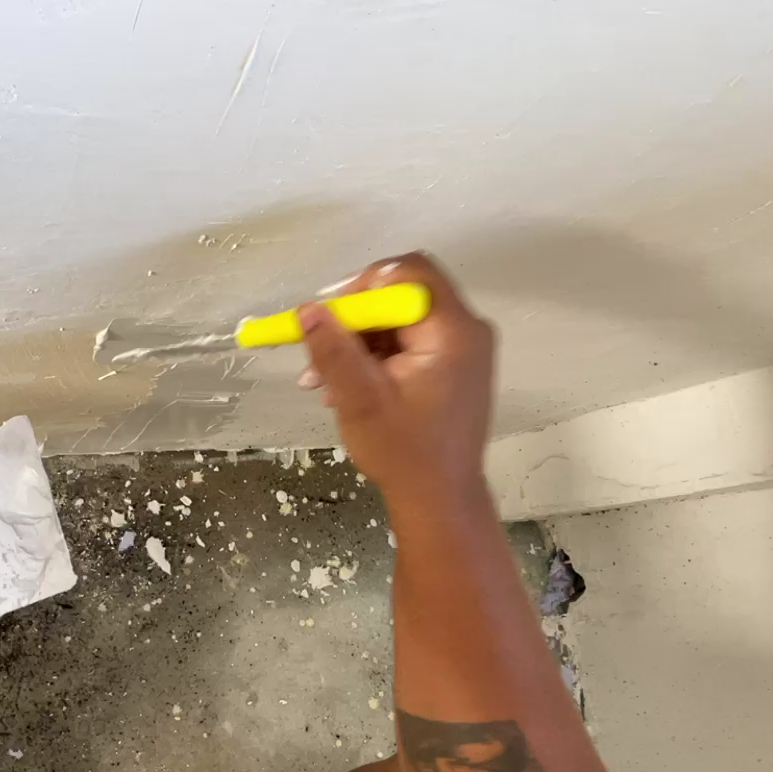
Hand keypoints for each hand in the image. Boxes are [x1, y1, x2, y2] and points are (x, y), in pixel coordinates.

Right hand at [298, 253, 494, 508]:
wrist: (438, 497)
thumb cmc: (402, 451)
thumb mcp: (358, 399)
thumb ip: (333, 350)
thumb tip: (307, 310)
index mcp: (451, 331)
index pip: (406, 274)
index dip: (359, 288)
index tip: (325, 319)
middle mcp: (465, 330)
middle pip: (401, 295)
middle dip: (352, 320)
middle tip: (317, 350)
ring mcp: (461, 349)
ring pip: (398, 321)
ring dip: (356, 343)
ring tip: (322, 381)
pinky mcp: (450, 367)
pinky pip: (406, 344)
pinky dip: (372, 358)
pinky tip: (345, 388)